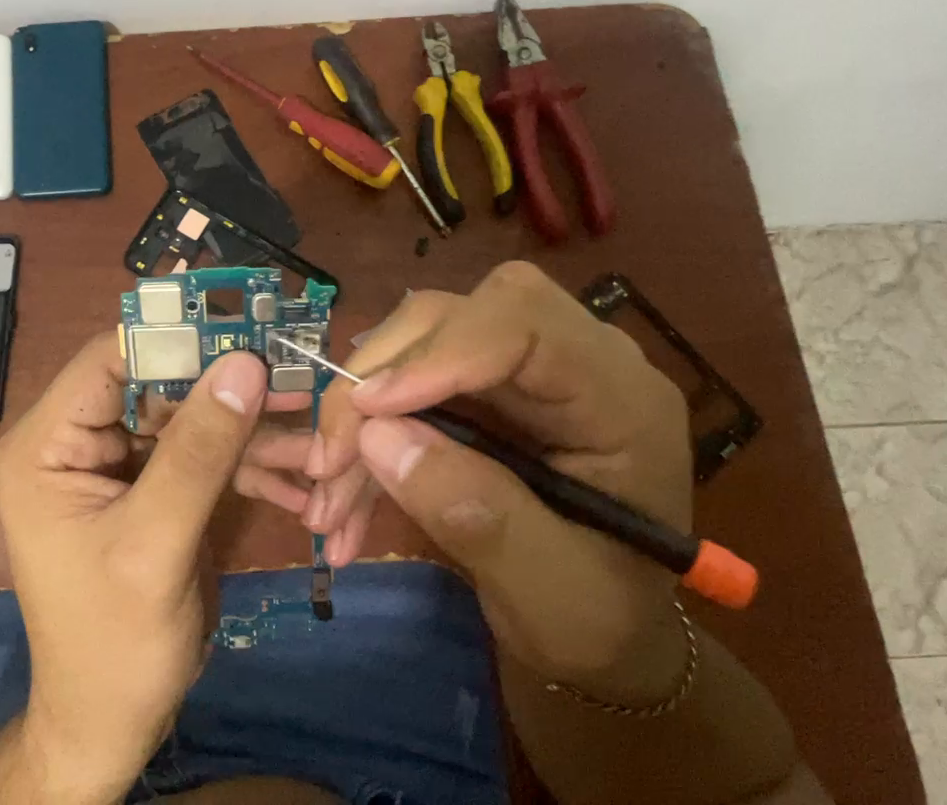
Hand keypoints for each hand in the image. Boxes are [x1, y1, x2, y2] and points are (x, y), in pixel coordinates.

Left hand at [0, 333, 271, 799]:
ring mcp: (122, 463)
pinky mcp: (157, 488)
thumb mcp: (152, 545)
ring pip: (193, 417)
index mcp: (48, 444)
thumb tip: (244, 362)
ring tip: (317, 429)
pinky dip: (252, 463)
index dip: (178, 335)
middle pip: (161, 382)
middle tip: (299, 375)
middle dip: (230, 385)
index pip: (112, 359)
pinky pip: (206, 455)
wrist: (113, 722)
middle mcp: (80, 440)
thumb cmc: (111, 642)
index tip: (249, 322)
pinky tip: (303, 475)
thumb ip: (197, 452)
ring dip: (254, 428)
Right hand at [284, 262, 693, 701]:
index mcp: (618, 400)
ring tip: (327, 500)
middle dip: (379, 378)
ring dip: (359, 414)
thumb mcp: (551, 592)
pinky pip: (406, 382)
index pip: (526, 326)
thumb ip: (477, 513)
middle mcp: (571, 362)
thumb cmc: (600, 619)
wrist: (606, 629)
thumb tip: (379, 437)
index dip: (440, 353)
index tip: (369, 410)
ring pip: (418, 343)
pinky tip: (342, 500)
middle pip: (457, 317)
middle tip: (329, 460)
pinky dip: (365, 436)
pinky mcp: (483, 390)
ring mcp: (522, 372)